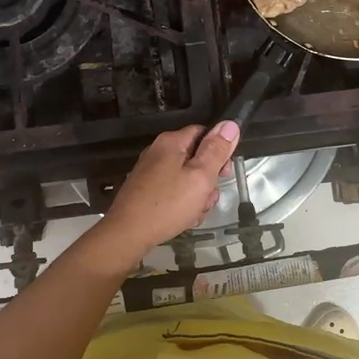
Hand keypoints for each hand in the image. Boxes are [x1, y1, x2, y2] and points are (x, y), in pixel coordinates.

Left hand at [82, 121, 241, 272]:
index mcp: (171, 142)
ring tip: (194, 213)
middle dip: (208, 181)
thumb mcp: (200, 177)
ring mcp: (150, 172)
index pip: (204, 133)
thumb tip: (230, 124)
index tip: (224, 173)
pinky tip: (183, 219)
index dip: (218, 151)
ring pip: (186, 179)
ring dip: (197, 197)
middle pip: (196, 158)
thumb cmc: (167, 204)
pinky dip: (182, 204)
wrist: (128, 234)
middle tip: (207, 199)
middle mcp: (159, 152)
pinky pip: (173, 192)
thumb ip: (216, 151)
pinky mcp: (146, 191)